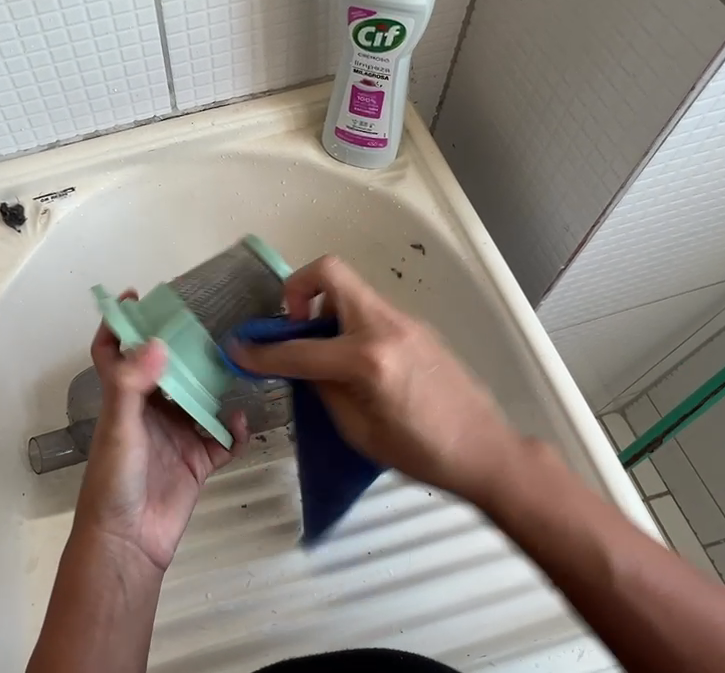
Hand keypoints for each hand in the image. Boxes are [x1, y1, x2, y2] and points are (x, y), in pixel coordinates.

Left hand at [72, 304, 247, 573]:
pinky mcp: (198, 460)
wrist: (130, 543)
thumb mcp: (119, 426)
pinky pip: (222, 438)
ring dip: (216, 384)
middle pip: (167, 369)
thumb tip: (159, 343)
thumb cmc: (115, 480)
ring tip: (238, 361)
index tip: (136, 297)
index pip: (114, 352)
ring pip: (200, 399)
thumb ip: (132, 384)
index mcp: (123, 398)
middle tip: (209, 322)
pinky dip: (234, 429)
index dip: (120, 325)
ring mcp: (176, 434)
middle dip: (183, 347)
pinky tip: (242, 421)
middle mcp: (150, 410)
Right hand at [226, 255, 516, 501]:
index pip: (299, 349)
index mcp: (367, 360)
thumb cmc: (422, 452)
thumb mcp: (358, 431)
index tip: (238, 349)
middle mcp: (384, 326)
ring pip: (349, 288)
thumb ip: (323, 389)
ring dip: (324, 306)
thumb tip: (299, 366)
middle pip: (329, 272)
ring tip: (322, 347)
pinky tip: (352, 358)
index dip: (262, 353)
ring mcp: (403, 320)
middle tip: (291, 323)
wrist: (486, 449)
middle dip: (296, 288)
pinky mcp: (415, 325)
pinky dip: (347, 320)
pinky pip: (369, 308)